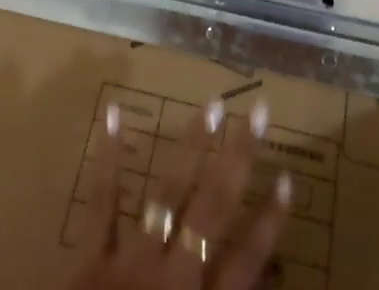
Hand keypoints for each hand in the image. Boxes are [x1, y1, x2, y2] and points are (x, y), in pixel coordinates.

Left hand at [70, 99, 292, 289]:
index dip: (271, 221)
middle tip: (259, 111)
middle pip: (215, 210)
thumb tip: (264, 283)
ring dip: (191, 148)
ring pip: (167, 194)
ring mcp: (129, 263)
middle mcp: (174, 277)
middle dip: (239, 159)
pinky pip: (101, 203)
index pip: (248, 261)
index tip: (290, 179)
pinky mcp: (88, 260)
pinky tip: (116, 112)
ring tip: (211, 106)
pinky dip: (109, 156)